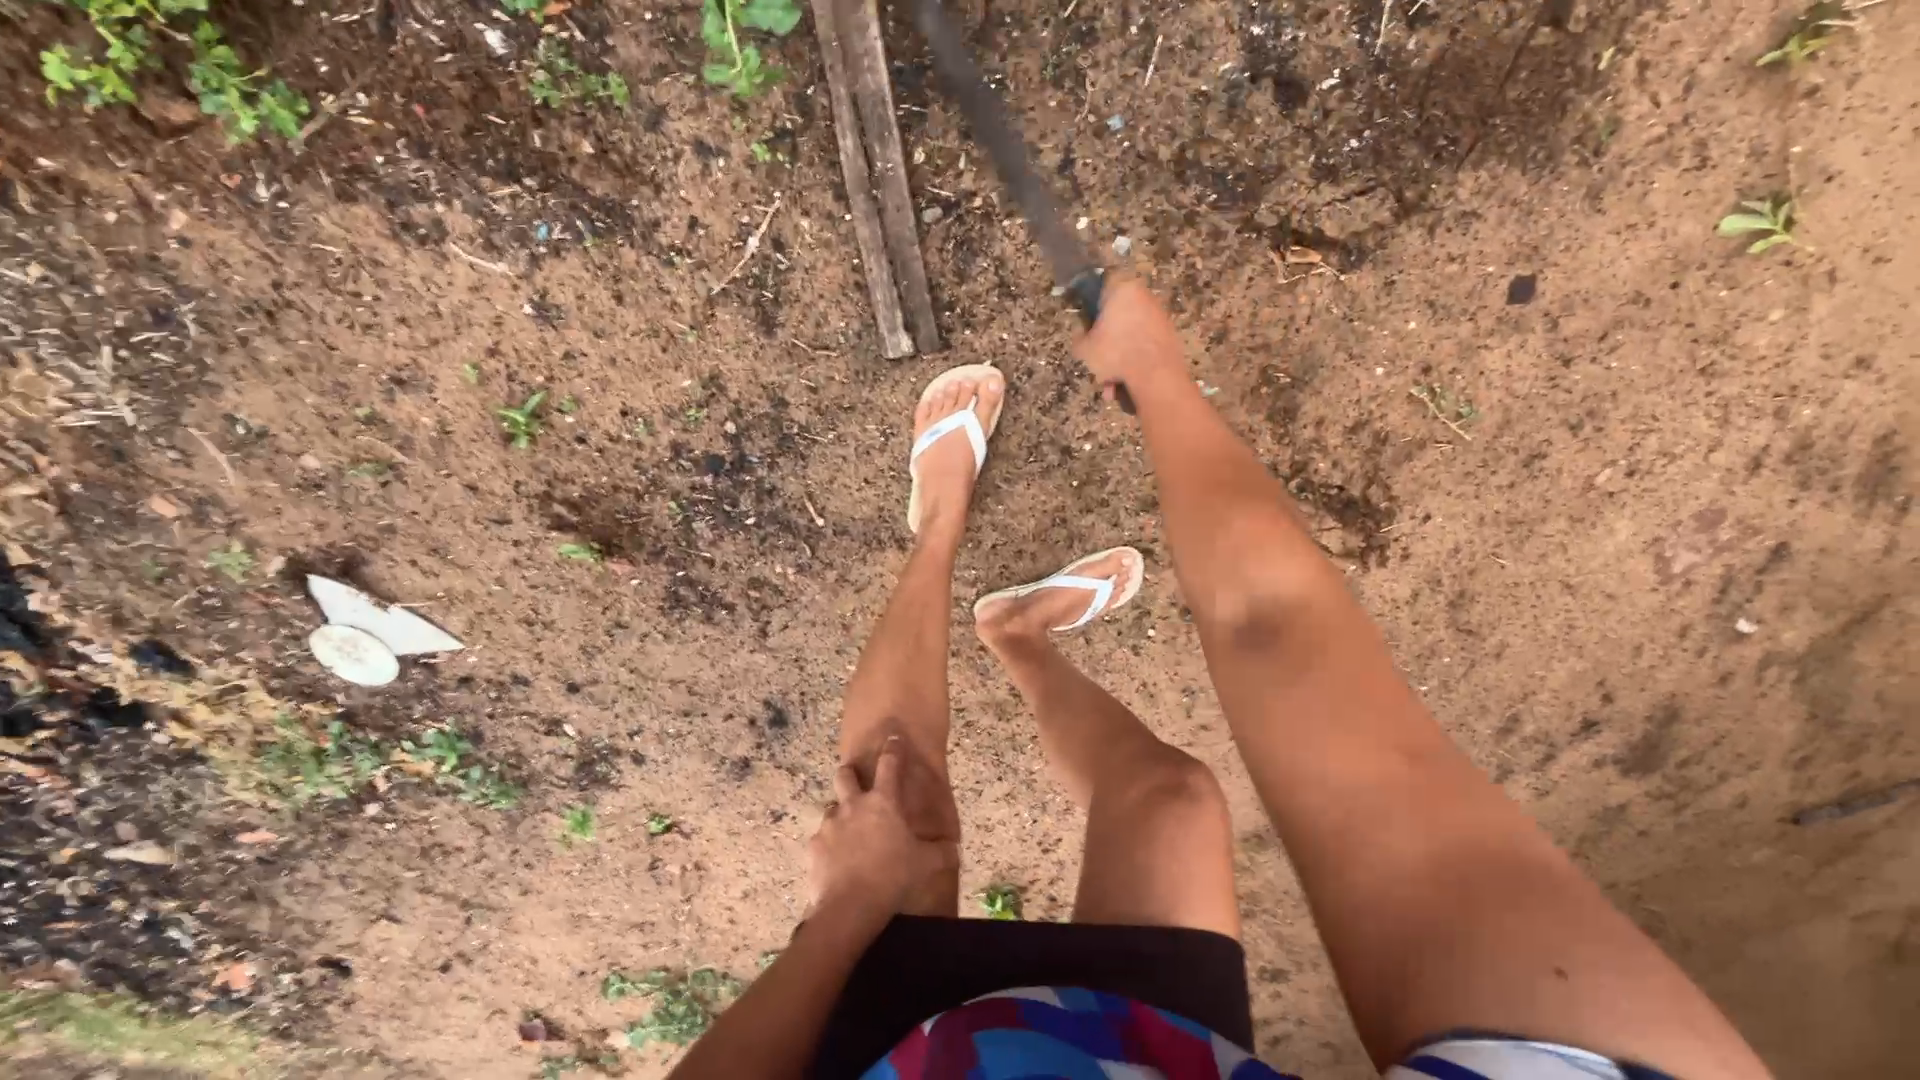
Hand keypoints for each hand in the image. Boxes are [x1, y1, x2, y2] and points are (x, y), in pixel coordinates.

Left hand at [807, 737, 954, 920]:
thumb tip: (955, 848)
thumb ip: (941, 852)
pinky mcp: (814, 846)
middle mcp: (853, 806)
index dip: (892, 748)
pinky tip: (837, 863)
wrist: (850, 906)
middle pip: (845, 775)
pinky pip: (822, 840)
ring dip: (841, 816)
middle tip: (856, 782)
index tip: (893, 737)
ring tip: (849, 835)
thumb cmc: (893, 878)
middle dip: (850, 773)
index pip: (889, 764)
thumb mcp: (925, 864)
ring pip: (832, 809)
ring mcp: (830, 825)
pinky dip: (829, 846)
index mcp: (883, 803)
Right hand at [1072, 276, 1184, 392]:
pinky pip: (1145, 342)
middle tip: (1098, 350)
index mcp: (1122, 289)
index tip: (1087, 313)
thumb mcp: (1083, 349)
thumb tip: (1083, 331)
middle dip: (1108, 331)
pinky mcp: (1170, 333)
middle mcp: (1144, 295)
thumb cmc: (1115, 355)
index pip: (1104, 279)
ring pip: (1132, 329)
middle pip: (1120, 308)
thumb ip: (1079, 335)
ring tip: (1111, 378)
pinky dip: (1136, 357)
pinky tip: (1127, 379)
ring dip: (1121, 350)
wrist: (1156, 376)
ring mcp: (1160, 314)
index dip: (1093, 295)